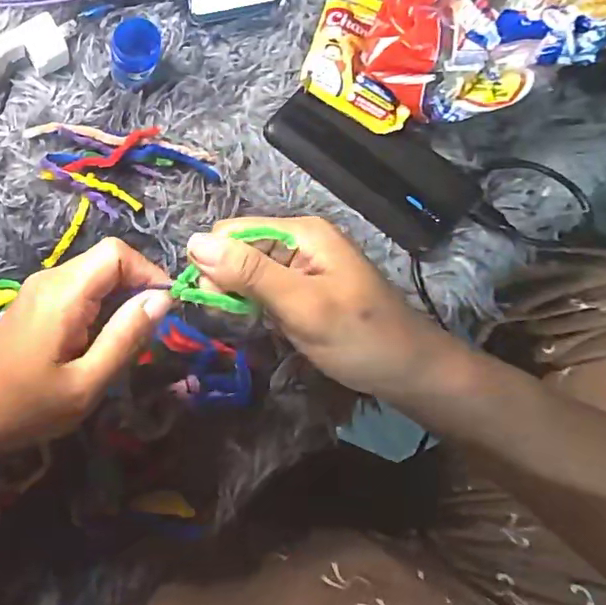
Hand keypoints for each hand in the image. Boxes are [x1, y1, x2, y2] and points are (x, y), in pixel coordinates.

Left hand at [0, 238, 171, 476]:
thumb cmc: (28, 408)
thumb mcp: (86, 383)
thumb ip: (126, 337)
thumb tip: (162, 299)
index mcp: (62, 292)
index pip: (116, 251)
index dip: (149, 272)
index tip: (167, 309)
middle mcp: (49, 279)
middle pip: (105, 259)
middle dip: (136, 286)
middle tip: (149, 331)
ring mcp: (37, 288)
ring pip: (92, 273)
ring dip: (118, 298)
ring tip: (125, 341)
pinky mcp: (32, 302)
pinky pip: (76, 288)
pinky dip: (98, 305)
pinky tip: (97, 341)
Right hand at [186, 217, 458, 397]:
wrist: (413, 373)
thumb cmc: (360, 338)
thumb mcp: (302, 305)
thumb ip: (249, 273)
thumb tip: (192, 242)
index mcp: (300, 232)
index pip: (231, 232)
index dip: (215, 263)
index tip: (220, 301)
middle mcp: (297, 239)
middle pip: (236, 249)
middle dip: (227, 280)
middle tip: (243, 317)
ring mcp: (300, 263)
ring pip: (244, 269)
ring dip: (240, 296)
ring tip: (258, 323)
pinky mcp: (300, 285)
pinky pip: (261, 286)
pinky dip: (255, 304)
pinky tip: (267, 323)